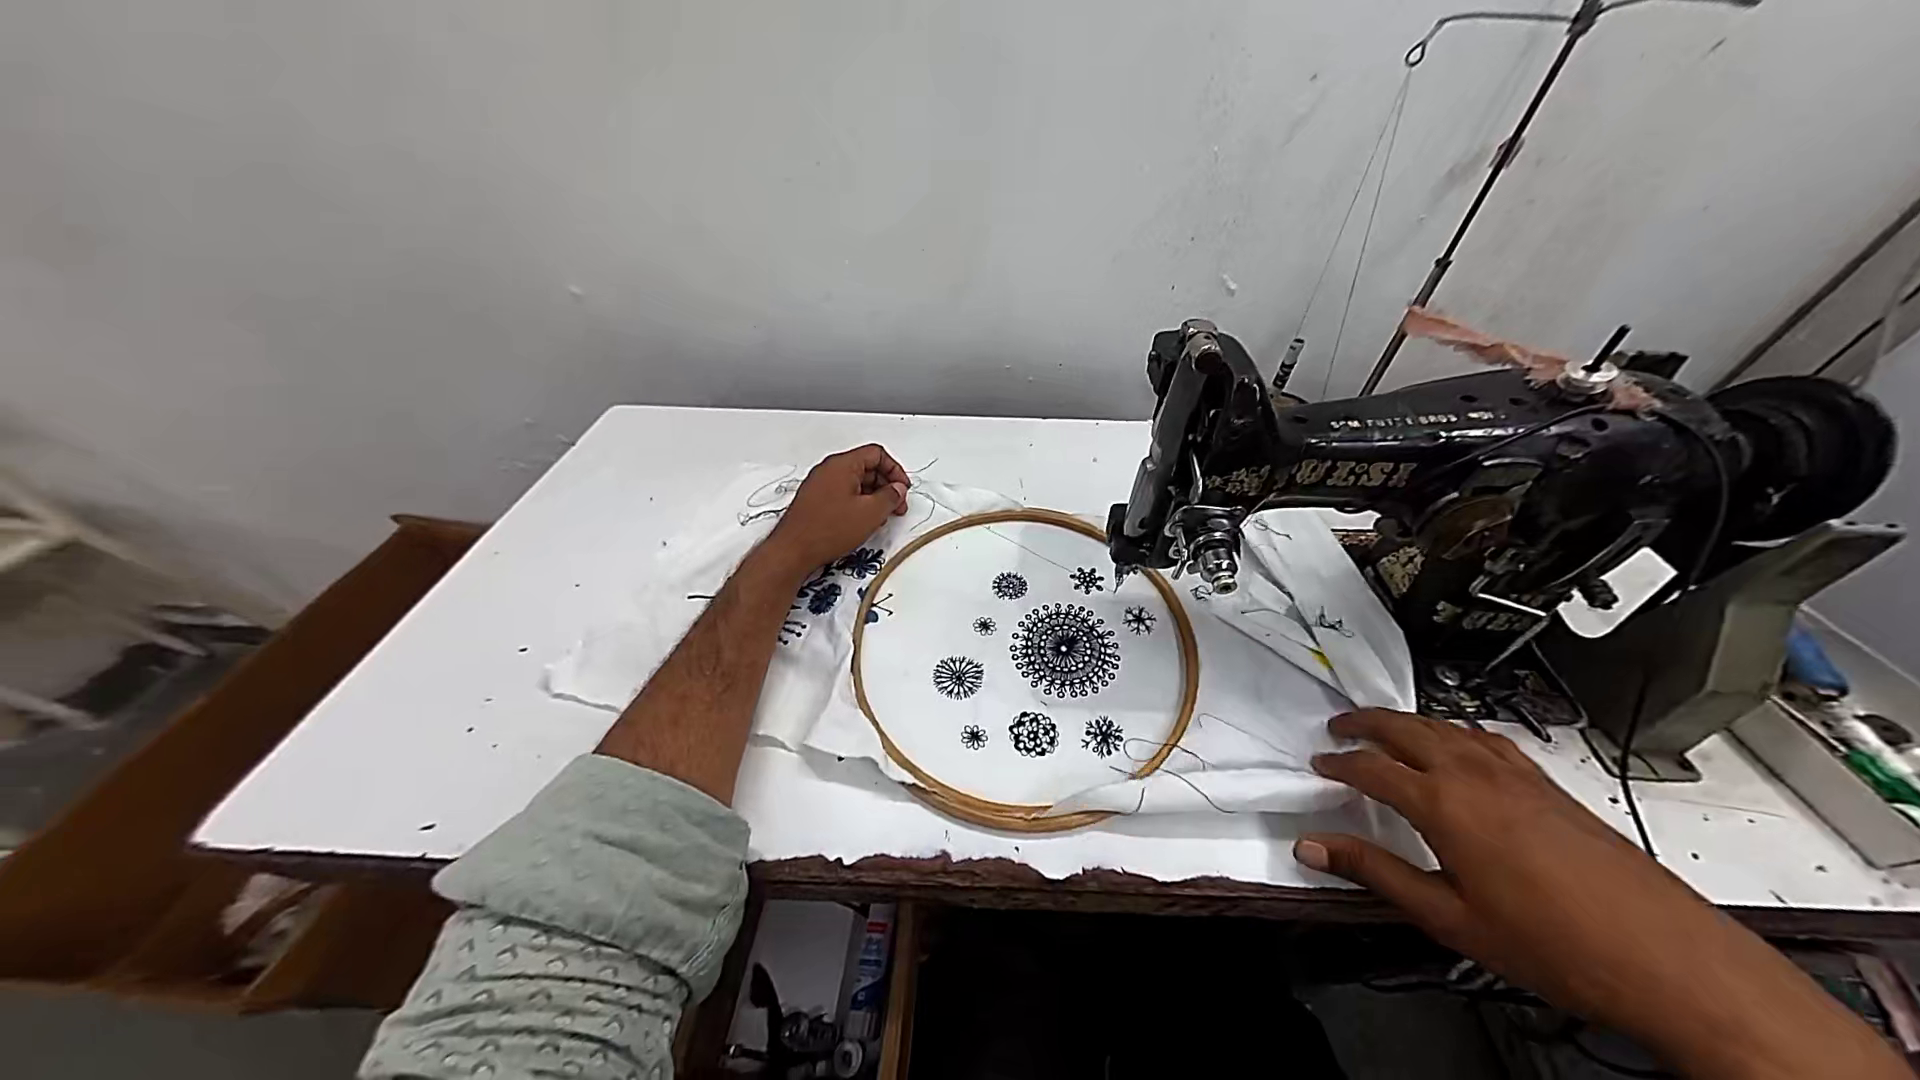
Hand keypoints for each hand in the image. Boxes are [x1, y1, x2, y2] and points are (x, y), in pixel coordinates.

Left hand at [763, 444, 909, 576]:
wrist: (794, 551)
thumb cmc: (824, 531)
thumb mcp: (870, 513)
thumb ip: (890, 497)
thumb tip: (897, 490)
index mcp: (842, 464)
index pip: (876, 454)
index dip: (895, 470)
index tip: (902, 488)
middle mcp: (829, 470)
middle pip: (866, 467)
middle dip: (886, 486)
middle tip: (895, 505)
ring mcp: (820, 485)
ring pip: (856, 482)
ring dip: (873, 497)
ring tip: (880, 517)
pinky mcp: (816, 500)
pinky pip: (843, 494)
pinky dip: (858, 504)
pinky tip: (863, 522)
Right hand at [1296, 709, 1907, 1079]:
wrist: (1672, 962)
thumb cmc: (1562, 945)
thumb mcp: (1447, 917)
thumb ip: (1374, 872)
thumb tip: (1316, 848)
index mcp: (1445, 805)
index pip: (1371, 769)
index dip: (1339, 764)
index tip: (1322, 764)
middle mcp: (1478, 778)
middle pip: (1405, 728)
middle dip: (1365, 722)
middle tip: (1340, 726)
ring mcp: (1518, 777)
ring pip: (1446, 726)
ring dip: (1407, 720)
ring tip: (1387, 725)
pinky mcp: (1551, 786)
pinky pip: (1489, 738)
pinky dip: (1457, 730)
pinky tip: (1459, 742)